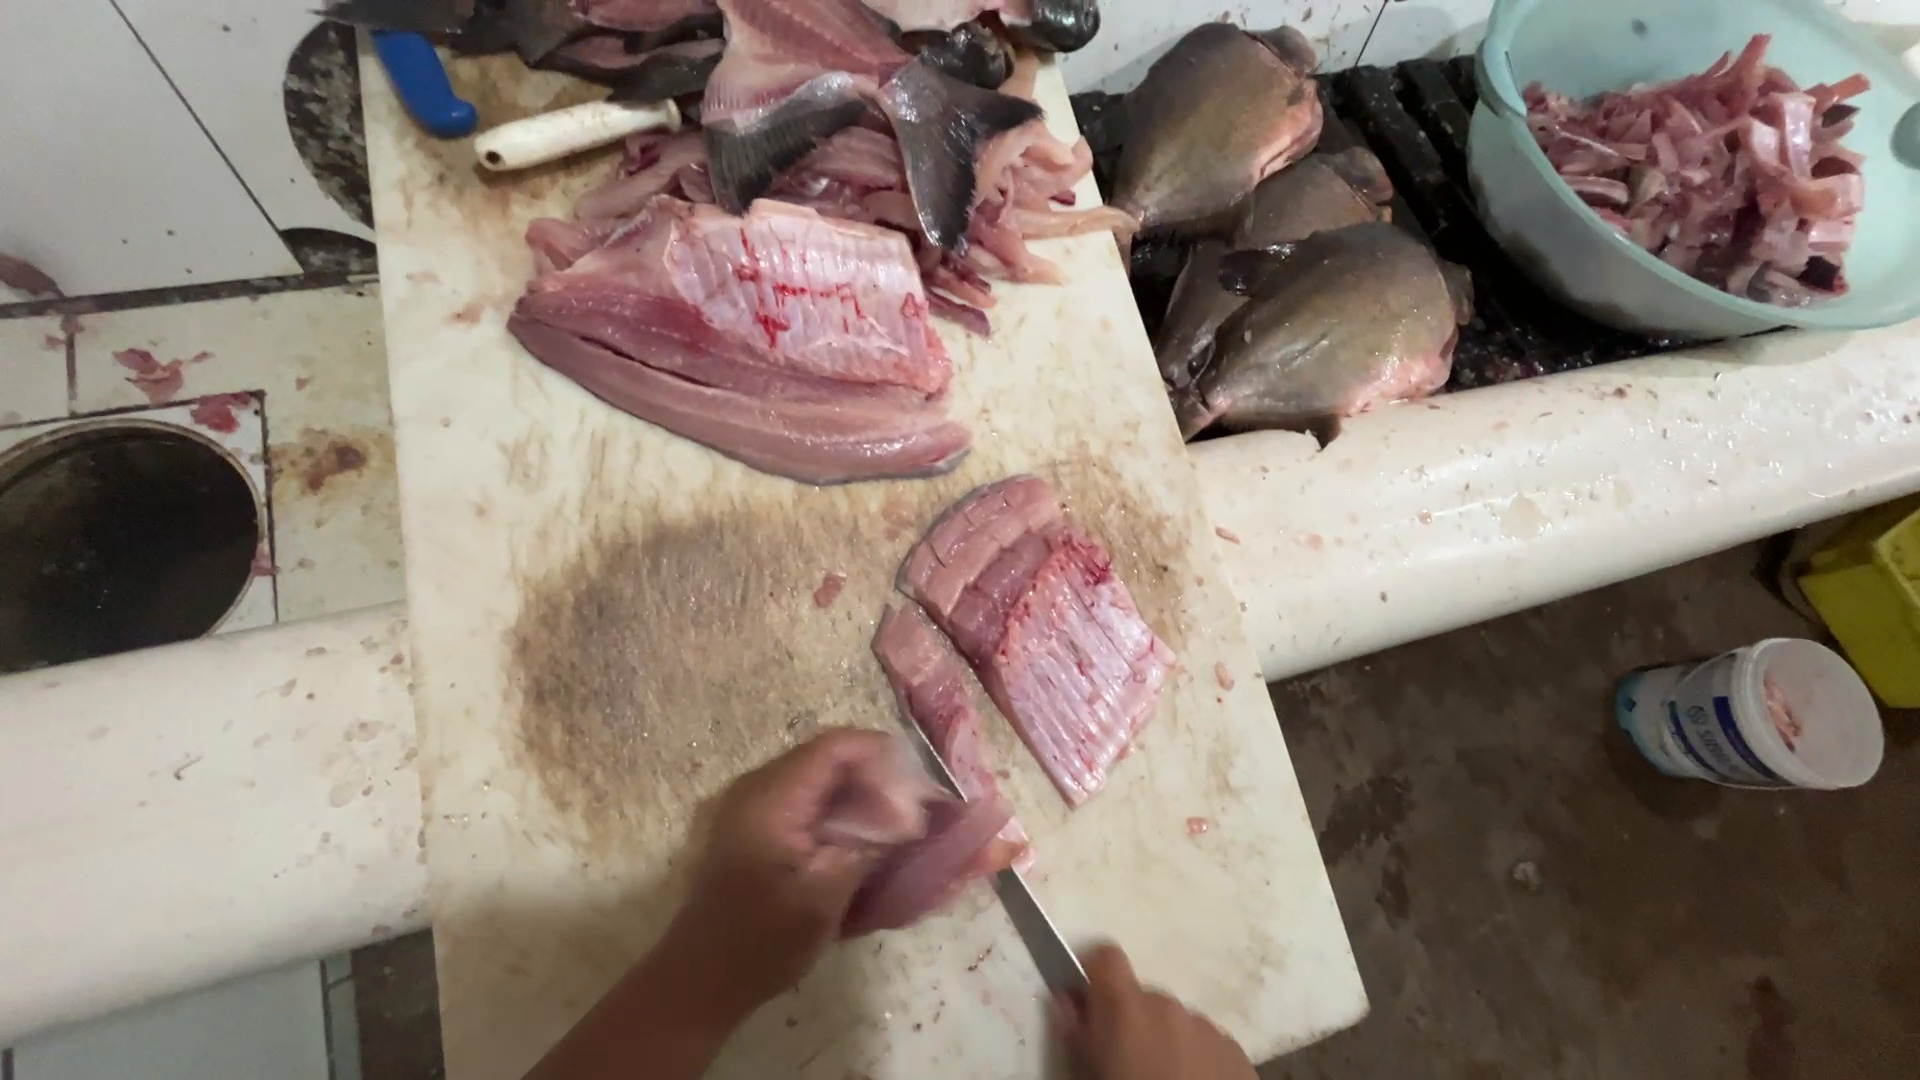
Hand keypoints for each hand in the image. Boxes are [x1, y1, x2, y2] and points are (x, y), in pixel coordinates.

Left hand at [655, 728, 914, 1020]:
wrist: (698, 982)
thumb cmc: (760, 942)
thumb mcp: (824, 897)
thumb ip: (868, 846)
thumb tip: (910, 816)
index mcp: (772, 797)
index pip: (835, 747)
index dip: (881, 755)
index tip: (918, 784)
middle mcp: (758, 786)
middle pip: (828, 756)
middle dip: (874, 776)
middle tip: (910, 809)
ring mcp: (753, 803)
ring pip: (819, 775)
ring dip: (858, 793)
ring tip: (892, 824)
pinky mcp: (755, 823)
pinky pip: (806, 796)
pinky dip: (837, 808)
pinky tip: (859, 838)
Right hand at [1057, 944, 1256, 1079]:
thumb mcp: (1086, 1074)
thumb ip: (1074, 1032)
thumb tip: (1066, 998)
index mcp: (1127, 1009)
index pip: (1106, 956)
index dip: (1093, 972)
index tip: (1087, 1001)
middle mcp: (1168, 1006)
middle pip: (1141, 997)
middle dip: (1131, 1024)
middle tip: (1127, 1068)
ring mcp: (1206, 1028)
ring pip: (1174, 1022)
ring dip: (1164, 1043)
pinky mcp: (1236, 1053)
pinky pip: (1204, 1043)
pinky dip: (1195, 1060)